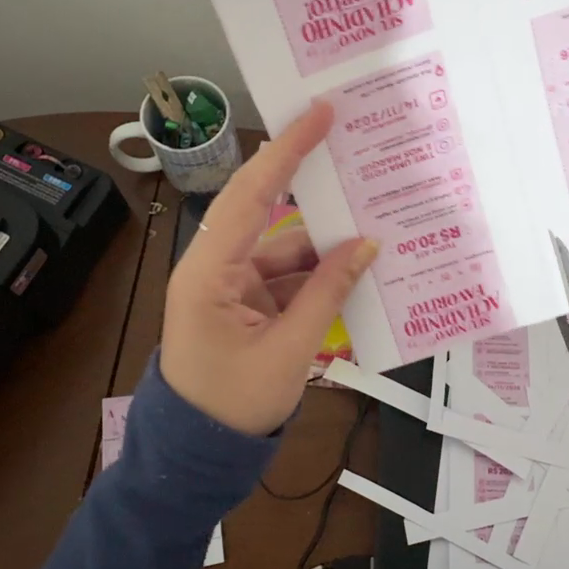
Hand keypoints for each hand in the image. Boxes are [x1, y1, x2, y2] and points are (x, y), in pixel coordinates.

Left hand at [160, 101, 379, 436]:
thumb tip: (367, 245)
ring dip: (324, 242)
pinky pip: (285, 275)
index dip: (287, 152)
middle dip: (305, 178)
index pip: (251, 195)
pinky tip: (356, 270)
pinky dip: (318, 274)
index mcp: (209, 271)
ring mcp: (229, 285)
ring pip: (283, 247)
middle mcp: (215, 266)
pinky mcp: (243, 303)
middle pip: (264, 209)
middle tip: (346, 141)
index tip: (318, 114)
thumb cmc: (235, 405)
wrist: (196, 454)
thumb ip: (329, 293)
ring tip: (372, 220)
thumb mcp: (290, 350)